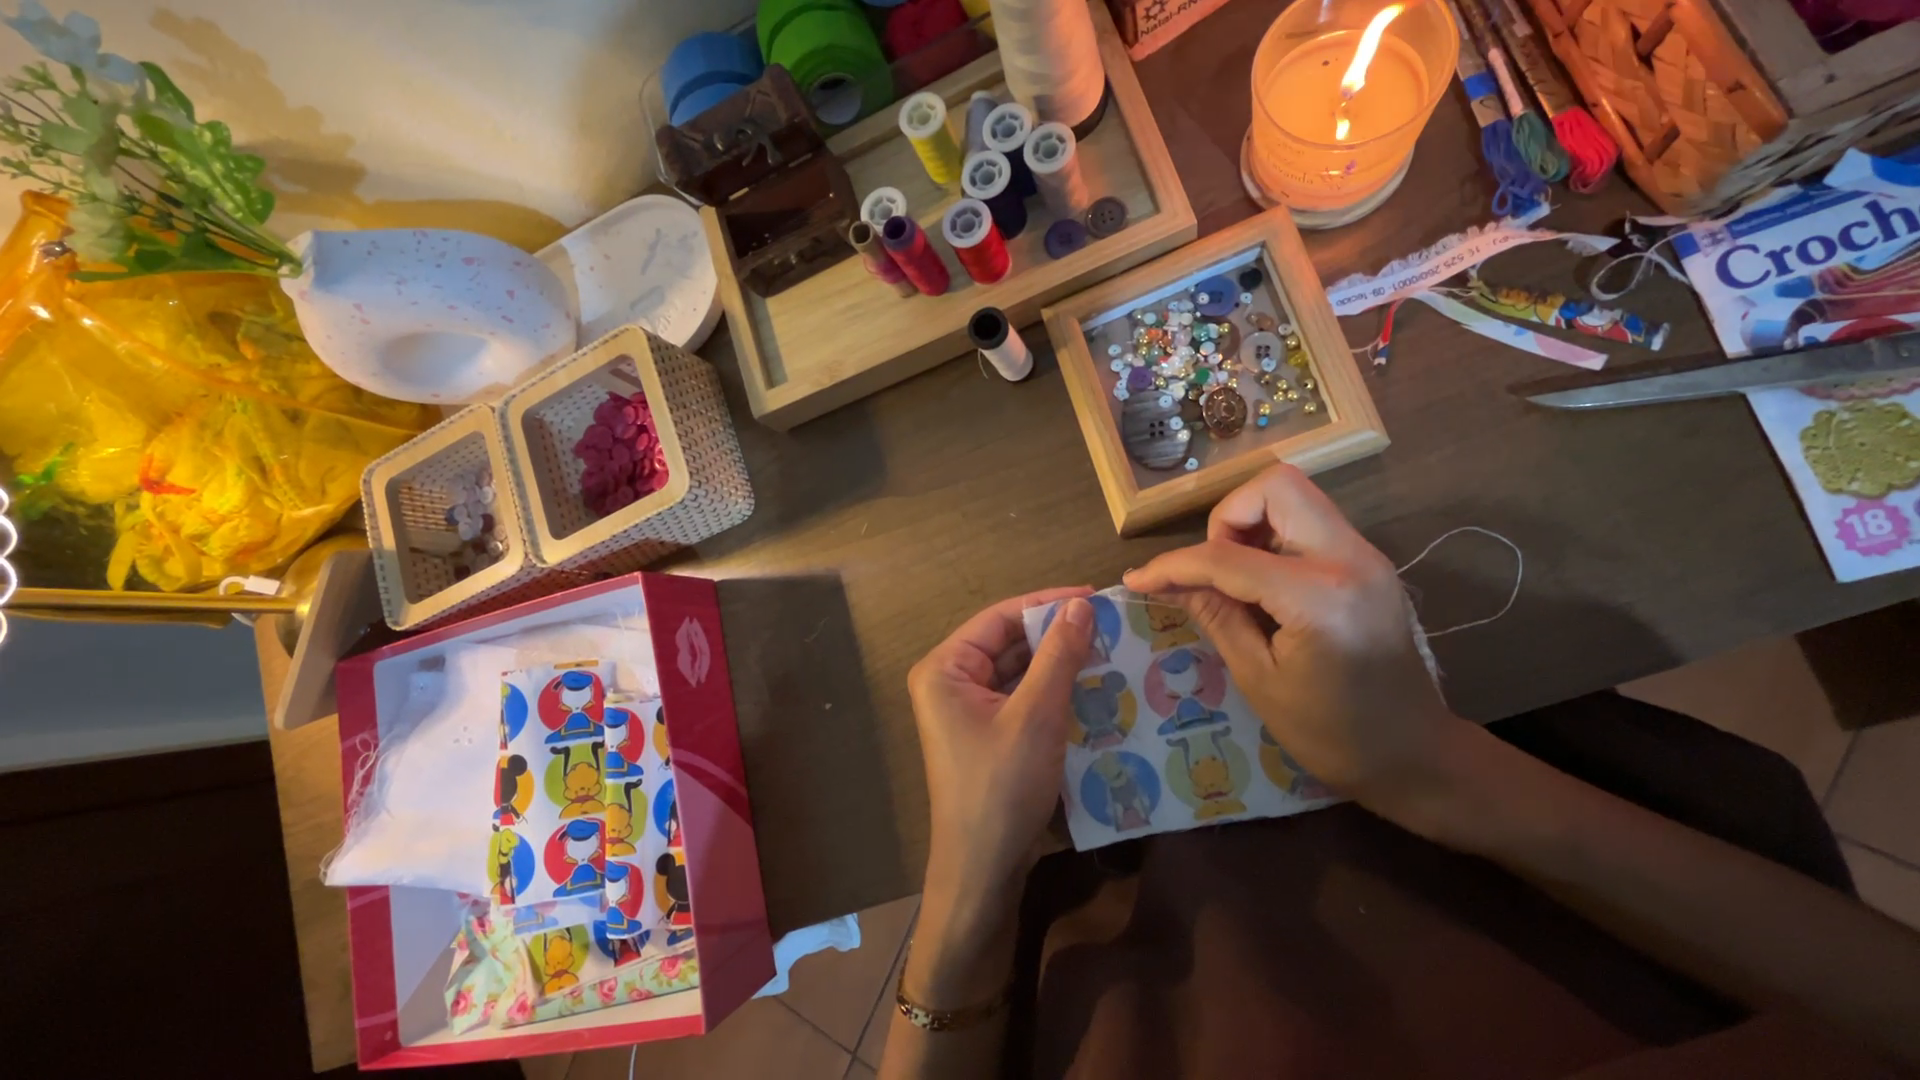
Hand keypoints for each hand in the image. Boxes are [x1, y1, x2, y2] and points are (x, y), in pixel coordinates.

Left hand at [907, 587, 1094, 905]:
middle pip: (1008, 643)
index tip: (1095, 597)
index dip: (1046, 603)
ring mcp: (967, 712)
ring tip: (1109, 652)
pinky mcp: (987, 737)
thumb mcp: (1036, 716)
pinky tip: (1092, 690)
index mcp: (945, 669)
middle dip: (1056, 635)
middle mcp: (950, 683)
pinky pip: (1022, 700)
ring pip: (1018, 672)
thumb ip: (1058, 656)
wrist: (982, 869)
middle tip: (1110, 626)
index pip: (998, 618)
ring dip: (1058, 665)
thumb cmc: (1001, 786)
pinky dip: (1053, 693)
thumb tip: (1082, 605)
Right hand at [1123, 465, 1469, 831]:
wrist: (1413, 753)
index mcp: (1319, 597)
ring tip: (1233, 577)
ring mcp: (1364, 555)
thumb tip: (1167, 583)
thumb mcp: (1258, 678)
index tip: (1138, 578)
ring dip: (1251, 523)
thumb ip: (1215, 616)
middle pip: (1275, 486)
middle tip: (1212, 568)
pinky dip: (1273, 537)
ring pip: (1295, 495)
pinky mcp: (1367, 562)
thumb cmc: (1330, 733)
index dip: (1174, 565)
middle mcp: (1348, 558)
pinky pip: (1310, 521)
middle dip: (1227, 517)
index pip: (1228, 556)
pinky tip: (1260, 584)